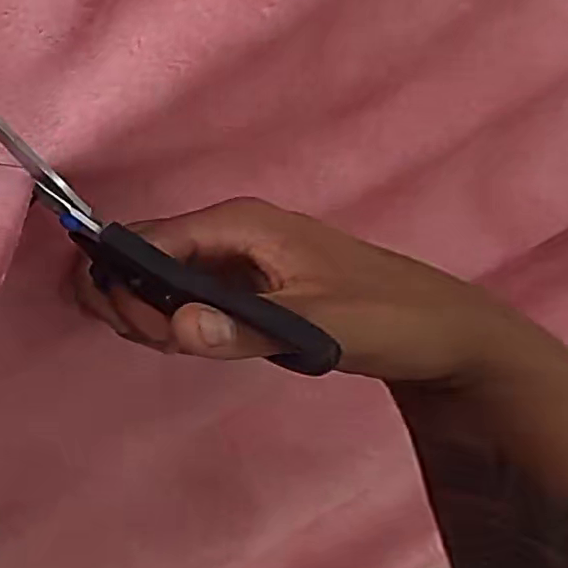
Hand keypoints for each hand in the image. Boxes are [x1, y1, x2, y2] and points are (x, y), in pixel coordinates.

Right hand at [73, 197, 565, 384]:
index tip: (142, 329)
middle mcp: (221, 232)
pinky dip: (161, 320)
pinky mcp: (228, 284)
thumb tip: (177, 328)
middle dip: (127, 300)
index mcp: (237, 223)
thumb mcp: (322, 326)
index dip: (126, 283)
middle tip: (163, 341)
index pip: (146, 242)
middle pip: (135, 256)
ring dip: (142, 313)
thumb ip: (246, 331)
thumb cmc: (388, 317)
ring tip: (179, 344)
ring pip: (146, 278)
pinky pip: (169, 295)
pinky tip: (188, 340)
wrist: (441, 332)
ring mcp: (222, 258)